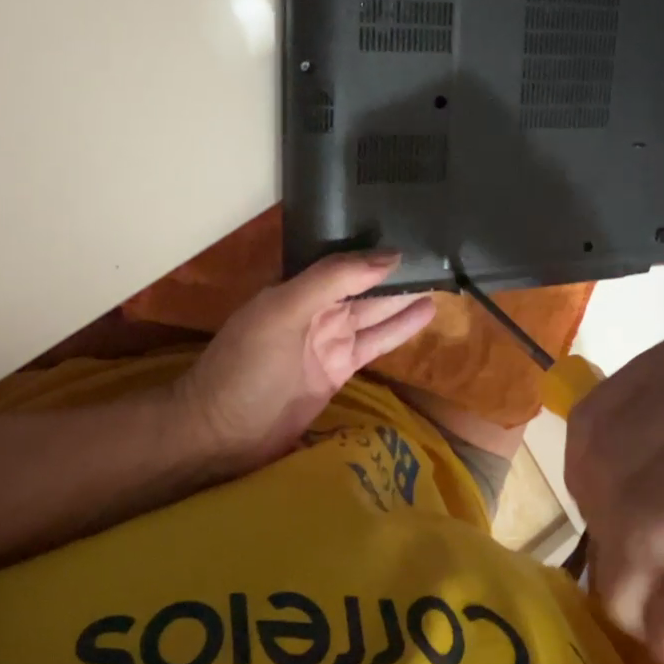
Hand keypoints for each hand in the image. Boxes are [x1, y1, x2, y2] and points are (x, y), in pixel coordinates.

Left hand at [174, 252, 436, 471]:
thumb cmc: (245, 367)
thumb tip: (388, 256)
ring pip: (376, 312)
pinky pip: (376, 344)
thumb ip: (332, 280)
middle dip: (398, 271)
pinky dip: (400, 330)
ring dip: (405, 297)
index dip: (377, 249)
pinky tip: (426, 314)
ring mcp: (328, 342)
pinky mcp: (339, 372)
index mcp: (297, 288)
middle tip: (440, 252)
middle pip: (365, 285)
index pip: (346, 261)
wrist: (220, 433)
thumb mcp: (283, 312)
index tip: (415, 230)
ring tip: (443, 277)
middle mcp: (316, 309)